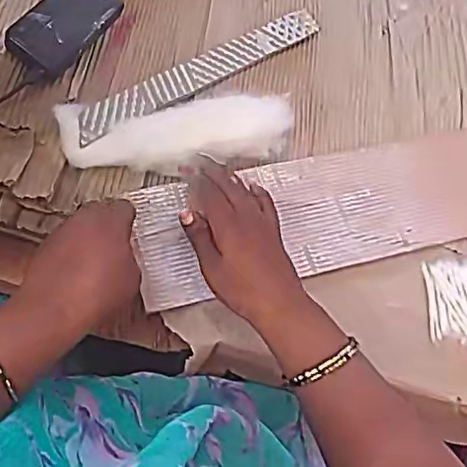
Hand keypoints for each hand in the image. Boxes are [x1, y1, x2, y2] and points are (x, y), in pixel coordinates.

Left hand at [16, 200, 140, 332]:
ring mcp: (61, 231)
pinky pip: (63, 244)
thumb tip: (126, 259)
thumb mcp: (131, 279)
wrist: (52, 309)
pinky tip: (75, 277)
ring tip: (94, 268)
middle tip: (116, 251)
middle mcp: (83, 219)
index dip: (130, 221)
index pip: (124, 208)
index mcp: (110, 220)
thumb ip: (131, 259)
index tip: (133, 233)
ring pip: (79, 229)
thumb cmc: (96, 293)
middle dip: (107, 229)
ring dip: (86, 242)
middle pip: (99, 214)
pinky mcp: (44, 247)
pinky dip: (69, 255)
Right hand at [179, 161, 308, 328]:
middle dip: (212, 172)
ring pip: (245, 190)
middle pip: (227, 186)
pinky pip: (264, 201)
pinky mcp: (273, 231)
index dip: (196, 179)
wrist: (280, 304)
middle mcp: (247, 219)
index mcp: (228, 226)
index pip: (209, 193)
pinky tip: (252, 188)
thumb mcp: (211, 267)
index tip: (187, 171)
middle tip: (199, 163)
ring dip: (230, 178)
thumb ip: (199, 238)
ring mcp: (262, 223)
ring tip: (219, 170)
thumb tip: (188, 216)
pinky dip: (256, 190)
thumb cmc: (245, 291)